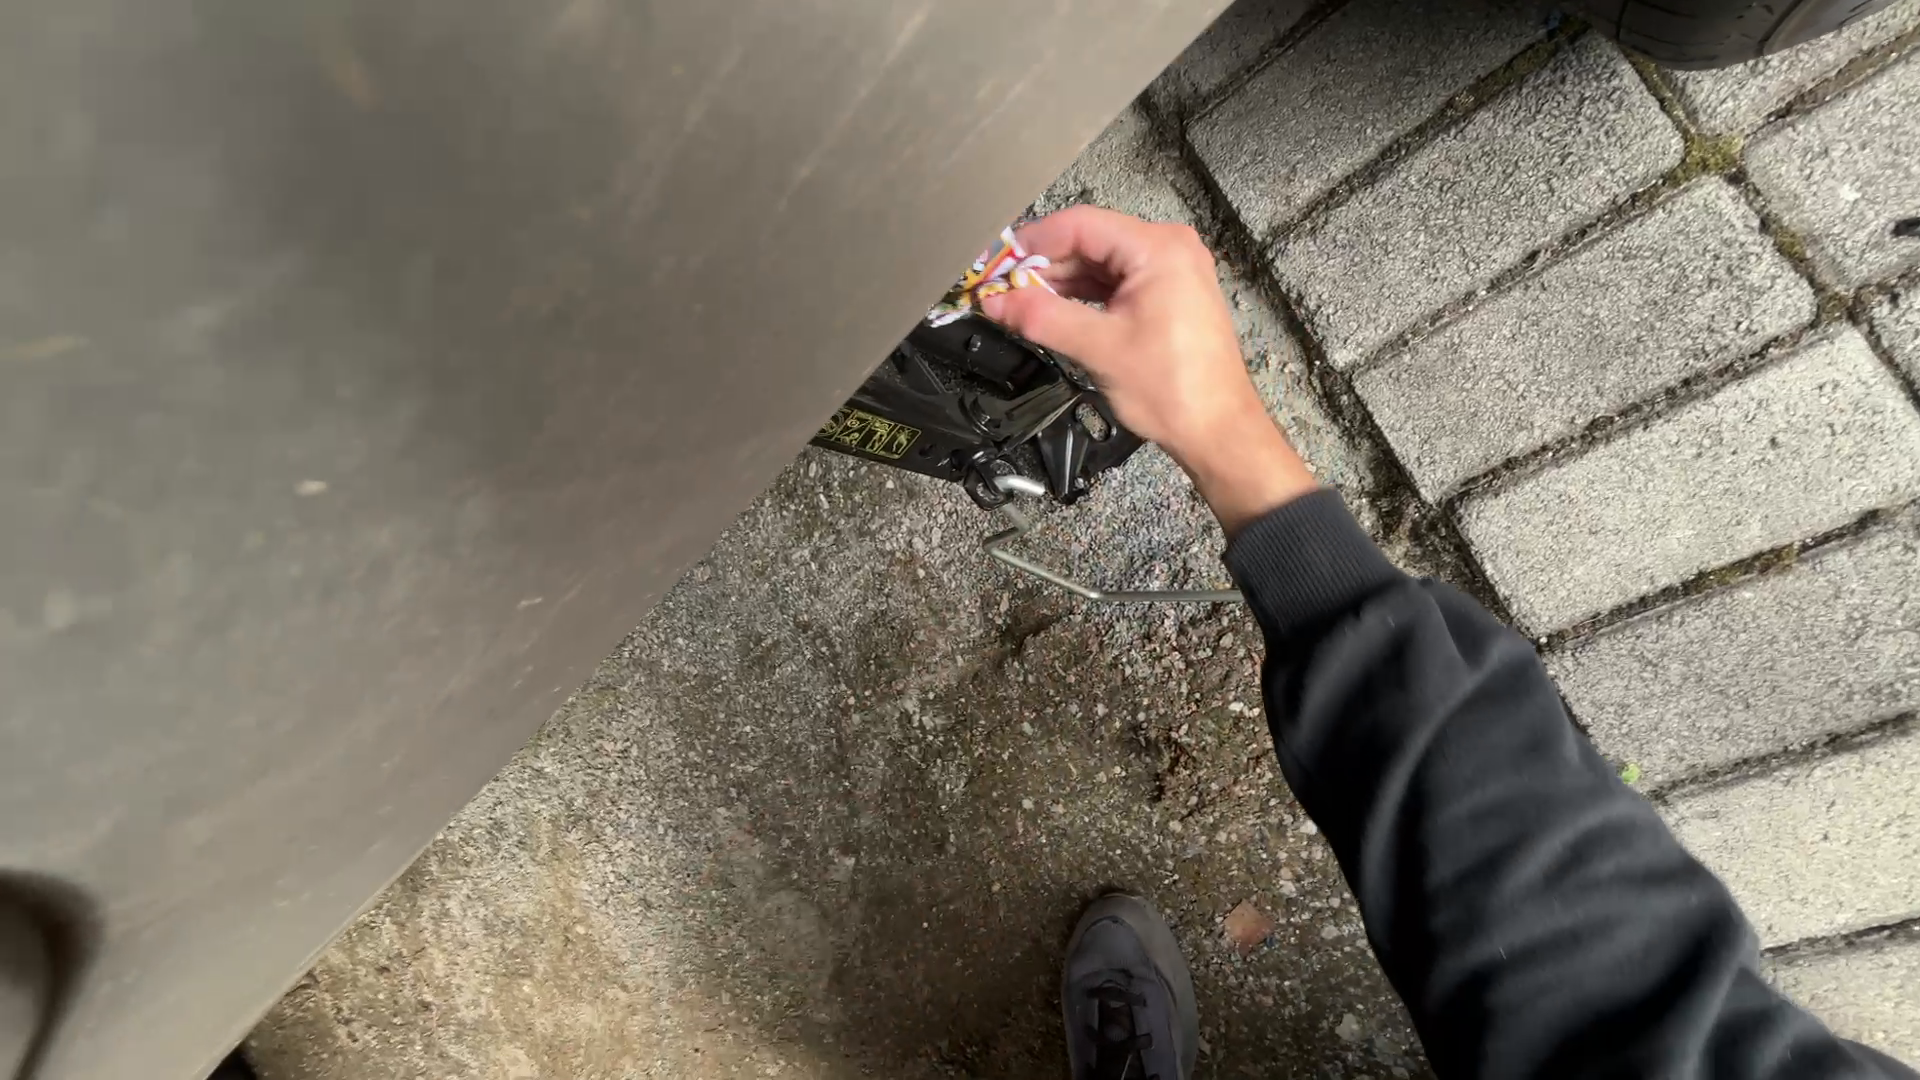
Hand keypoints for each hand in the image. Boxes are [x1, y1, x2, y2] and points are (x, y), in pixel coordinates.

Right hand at [980, 206, 1317, 535]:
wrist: (1217, 429)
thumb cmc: (1175, 390)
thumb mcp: (1099, 349)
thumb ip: (1043, 318)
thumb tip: (997, 301)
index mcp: (1158, 249)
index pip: (1080, 225)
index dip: (1032, 243)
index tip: (999, 264)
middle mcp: (1168, 250)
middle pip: (1088, 242)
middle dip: (1042, 266)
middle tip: (1002, 288)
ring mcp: (1169, 274)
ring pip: (1099, 265)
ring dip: (1059, 282)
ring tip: (1020, 304)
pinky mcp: (1166, 297)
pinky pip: (1114, 284)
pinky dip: (1083, 296)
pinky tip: (1054, 312)